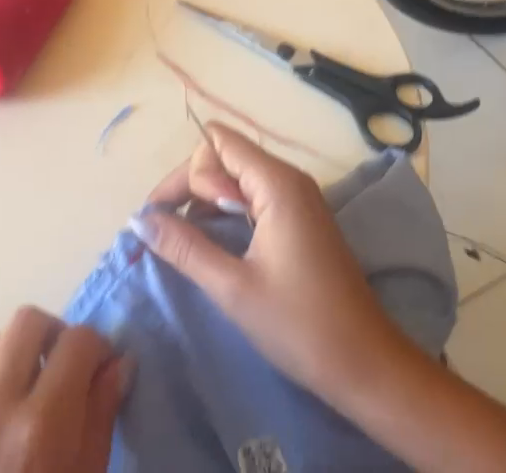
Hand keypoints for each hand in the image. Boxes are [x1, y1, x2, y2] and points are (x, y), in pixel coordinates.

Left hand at [0, 306, 130, 471]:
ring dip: (12, 360)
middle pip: (26, 323)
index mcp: (42, 427)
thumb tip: (118, 364)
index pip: (79, 341)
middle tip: (64, 372)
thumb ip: (100, 419)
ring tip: (24, 398)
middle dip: (54, 337)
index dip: (98, 350)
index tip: (102, 371)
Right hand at [129, 124, 413, 403]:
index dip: (184, 174)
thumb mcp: (232, 287)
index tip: (164, 217)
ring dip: (206, 201)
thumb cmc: (300, 325)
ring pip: (237, 177)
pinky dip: (227, 214)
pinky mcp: (300, 221)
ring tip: (182, 241)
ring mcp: (298, 200)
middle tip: (167, 232)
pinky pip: (253, 198)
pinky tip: (211, 244)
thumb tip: (140, 220)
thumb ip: (184, 246)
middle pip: (225, 155)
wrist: (365, 363)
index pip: (217, 143)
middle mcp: (289, 180)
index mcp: (277, 184)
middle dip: (190, 186)